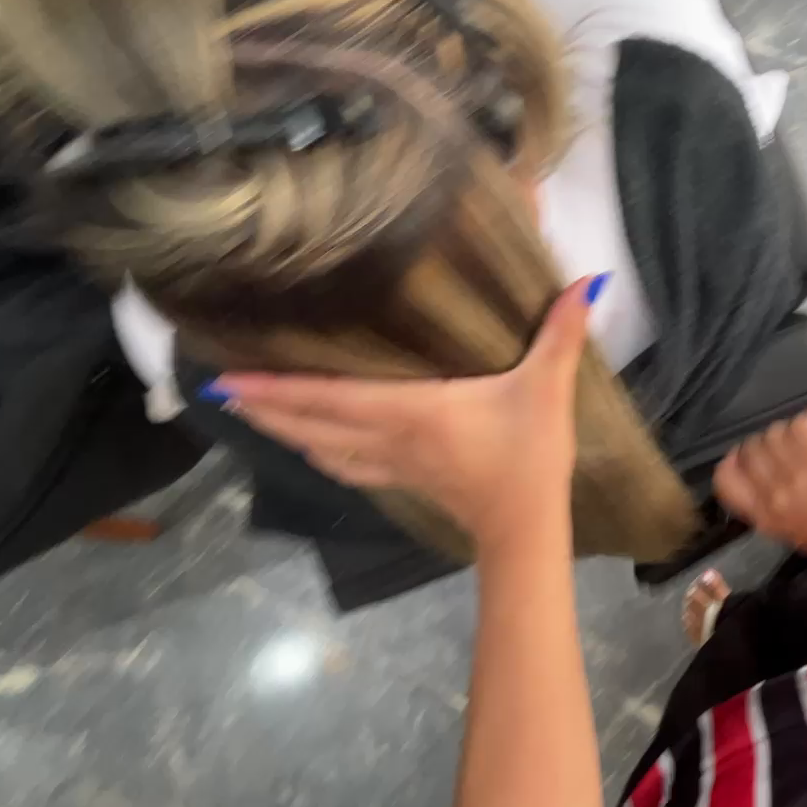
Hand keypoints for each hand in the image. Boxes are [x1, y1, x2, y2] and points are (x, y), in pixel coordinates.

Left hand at [213, 278, 597, 554]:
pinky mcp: (404, 481)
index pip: (331, 397)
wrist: (525, 525)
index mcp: (413, 409)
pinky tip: (311, 451)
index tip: (228, 379)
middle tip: (219, 390)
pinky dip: (317, 454)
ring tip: (250, 415)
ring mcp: (392, 465)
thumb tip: (588, 282)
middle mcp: (389, 437)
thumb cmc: (529, 454)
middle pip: (311, 425)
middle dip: (264, 408)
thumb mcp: (549, 388)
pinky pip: (346, 466)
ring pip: (321, 449)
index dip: (279, 389)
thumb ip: (562, 335)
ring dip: (283, 432)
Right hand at [712, 411, 806, 559]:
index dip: (731, 463)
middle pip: (749, 450)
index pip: (725, 480)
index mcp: (764, 516)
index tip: (741, 457)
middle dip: (762, 445)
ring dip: (785, 432)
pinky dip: (805, 422)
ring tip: (801, 439)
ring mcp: (795, 470)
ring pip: (772, 433)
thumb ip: (768, 506)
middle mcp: (774, 492)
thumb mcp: (791, 531)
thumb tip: (756, 476)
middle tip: (781, 447)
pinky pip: (797, 424)